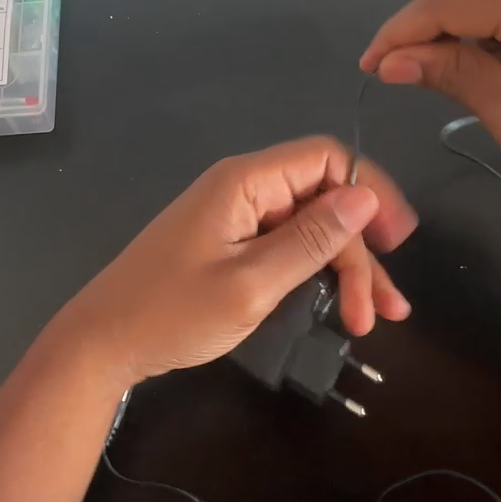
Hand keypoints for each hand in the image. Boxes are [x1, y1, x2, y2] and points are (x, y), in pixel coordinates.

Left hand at [45, 136, 417, 383]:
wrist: (103, 342)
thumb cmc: (171, 313)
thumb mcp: (250, 283)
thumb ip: (310, 239)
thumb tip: (365, 196)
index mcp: (245, 182)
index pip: (326, 159)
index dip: (370, 191)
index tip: (397, 240)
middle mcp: (244, 189)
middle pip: (323, 200)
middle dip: (358, 252)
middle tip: (385, 307)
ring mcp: (235, 217)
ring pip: (309, 229)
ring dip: (343, 270)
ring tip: (373, 318)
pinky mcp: (230, 244)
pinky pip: (285, 247)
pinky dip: (313, 274)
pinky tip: (338, 306)